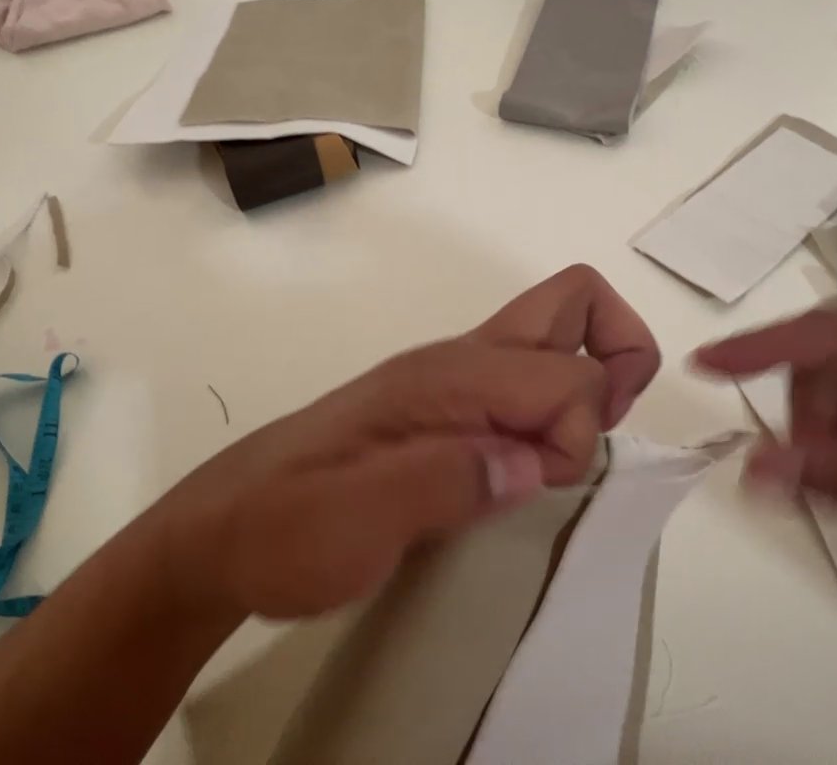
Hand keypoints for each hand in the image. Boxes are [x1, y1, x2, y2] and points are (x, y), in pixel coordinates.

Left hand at [165, 265, 659, 619]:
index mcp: (443, 378)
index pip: (565, 373)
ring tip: (554, 460)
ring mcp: (453, 381)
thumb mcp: (356, 523)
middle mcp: (457, 361)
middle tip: (584, 439)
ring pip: (555, 338)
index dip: (576, 431)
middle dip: (616, 357)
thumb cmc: (283, 529)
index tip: (533, 481)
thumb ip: (447, 483)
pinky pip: (528, 381)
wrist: (220, 533)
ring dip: (585, 388)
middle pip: (572, 303)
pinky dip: (556, 411)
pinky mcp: (447, 409)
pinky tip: (525, 466)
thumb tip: (531, 460)